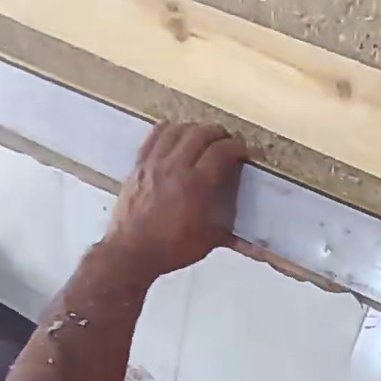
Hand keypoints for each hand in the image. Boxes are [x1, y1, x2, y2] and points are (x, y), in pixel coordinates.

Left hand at [105, 122, 246, 276]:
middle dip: (219, 134)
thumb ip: (228, 227)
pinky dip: (169, 130)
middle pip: (200, 134)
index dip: (238, 148)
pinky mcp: (139, 165)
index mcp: (196, 185)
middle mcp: (175, 168)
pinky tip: (176, 136)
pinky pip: (154, 136)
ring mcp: (154, 163)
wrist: (131, 251)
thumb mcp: (209, 239)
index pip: (221, 152)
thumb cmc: (172, 248)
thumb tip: (249, 234)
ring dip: (194, 129)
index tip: (245, 152)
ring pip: (177, 130)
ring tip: (203, 137)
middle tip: (228, 142)